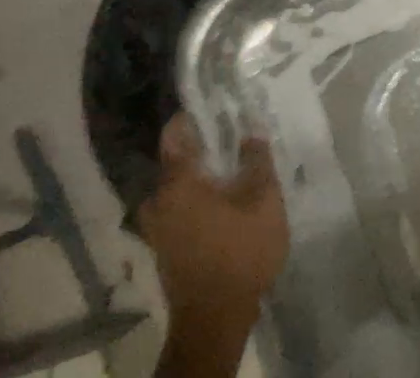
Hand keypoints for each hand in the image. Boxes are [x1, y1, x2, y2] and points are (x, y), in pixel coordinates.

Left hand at [138, 114, 289, 321]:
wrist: (214, 317)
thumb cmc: (240, 252)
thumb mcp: (263, 200)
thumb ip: (257, 162)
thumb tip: (251, 133)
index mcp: (177, 183)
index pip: (175, 134)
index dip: (193, 115)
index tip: (215, 103)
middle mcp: (157, 200)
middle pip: (176, 162)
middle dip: (202, 149)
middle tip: (233, 139)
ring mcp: (156, 226)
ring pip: (177, 188)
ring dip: (200, 178)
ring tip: (231, 172)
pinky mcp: (163, 246)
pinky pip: (178, 209)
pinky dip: (197, 199)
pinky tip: (223, 202)